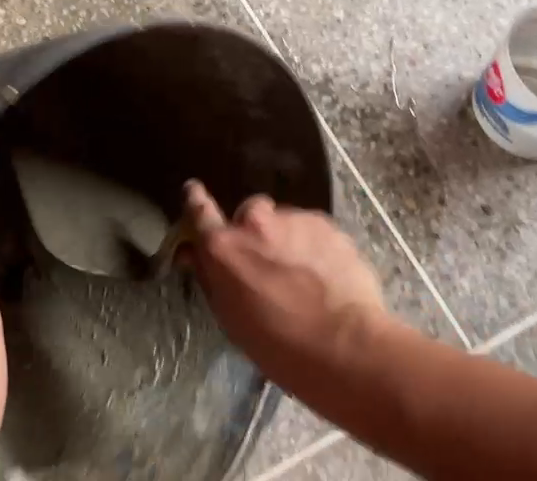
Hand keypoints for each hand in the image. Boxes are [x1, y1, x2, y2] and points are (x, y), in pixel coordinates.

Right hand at [180, 180, 387, 388]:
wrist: (345, 347)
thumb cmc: (278, 346)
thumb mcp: (230, 318)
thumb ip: (209, 276)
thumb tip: (192, 252)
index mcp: (223, 247)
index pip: (198, 210)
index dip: (195, 200)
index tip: (193, 191)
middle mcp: (254, 222)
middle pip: (248, 214)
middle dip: (254, 232)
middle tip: (267, 263)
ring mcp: (292, 218)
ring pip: (282, 221)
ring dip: (285, 238)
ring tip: (303, 274)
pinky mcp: (324, 222)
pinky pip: (310, 228)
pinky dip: (311, 244)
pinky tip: (324, 273)